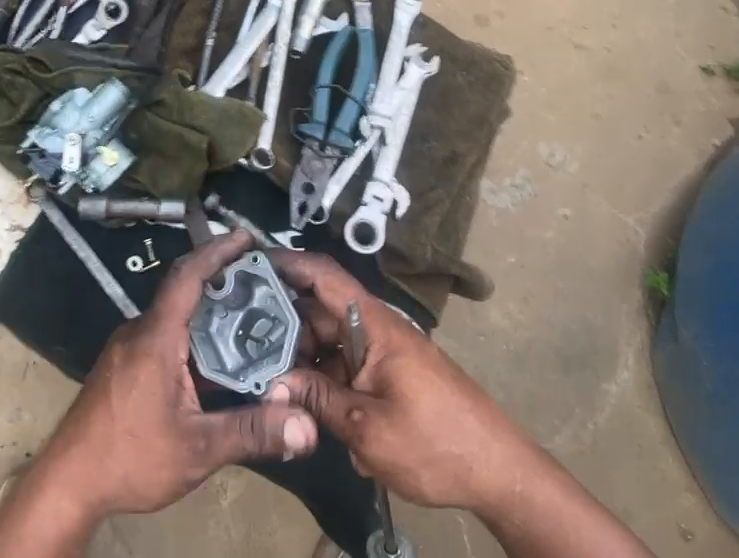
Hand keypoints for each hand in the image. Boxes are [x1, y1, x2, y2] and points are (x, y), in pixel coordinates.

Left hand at [36, 231, 319, 517]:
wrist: (70, 479)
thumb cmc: (130, 457)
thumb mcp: (198, 448)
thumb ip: (252, 431)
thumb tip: (306, 425)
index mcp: (156, 337)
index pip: (187, 277)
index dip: (216, 252)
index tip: (244, 238)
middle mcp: (140, 332)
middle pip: (184, 294)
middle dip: (223, 285)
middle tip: (266, 287)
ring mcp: (129, 349)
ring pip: (176, 320)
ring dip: (211, 317)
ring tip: (255, 324)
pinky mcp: (126, 368)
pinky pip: (166, 339)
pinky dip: (195, 340)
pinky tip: (222, 364)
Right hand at [268, 250, 549, 512]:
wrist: (503, 476)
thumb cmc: (438, 445)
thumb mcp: (368, 428)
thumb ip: (316, 400)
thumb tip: (270, 384)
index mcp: (374, 326)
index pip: (323, 274)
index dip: (284, 262)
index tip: (244, 263)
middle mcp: (375, 330)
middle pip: (317, 309)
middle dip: (278, 320)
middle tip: (235, 334)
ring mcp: (381, 353)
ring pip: (326, 340)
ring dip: (298, 355)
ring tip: (257, 369)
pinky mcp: (387, 376)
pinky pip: (342, 363)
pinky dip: (319, 375)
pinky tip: (297, 398)